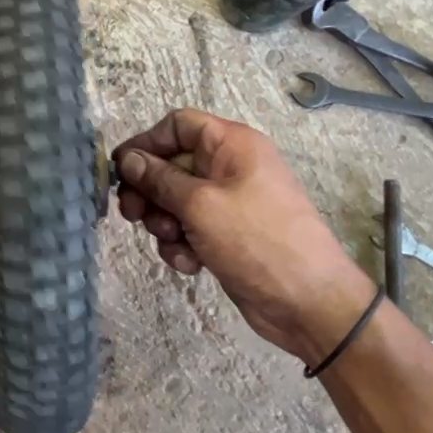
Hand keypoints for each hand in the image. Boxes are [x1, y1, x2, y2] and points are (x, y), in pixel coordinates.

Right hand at [113, 110, 375, 365]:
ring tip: (172, 242)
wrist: (311, 306)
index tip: (121, 169)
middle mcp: (230, 168)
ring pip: (174, 200)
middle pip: (171, 164)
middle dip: (148, 190)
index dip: (147, 143)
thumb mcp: (200, 204)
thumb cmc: (257, 241)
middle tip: (131, 214)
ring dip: (163, 222)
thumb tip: (128, 159)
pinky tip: (189, 264)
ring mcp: (229, 203)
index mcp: (233, 145)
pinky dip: (181, 244)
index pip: (178, 125)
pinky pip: (189, 228)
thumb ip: (158, 178)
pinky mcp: (226, 235)